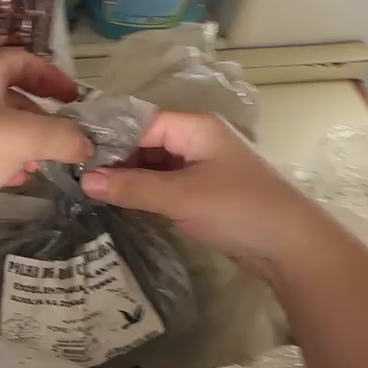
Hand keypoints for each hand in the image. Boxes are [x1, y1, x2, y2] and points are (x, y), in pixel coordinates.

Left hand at [0, 49, 92, 223]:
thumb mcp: (27, 136)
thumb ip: (64, 137)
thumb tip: (88, 145)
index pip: (21, 60)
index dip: (50, 75)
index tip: (73, 96)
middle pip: (10, 95)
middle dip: (40, 115)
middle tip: (62, 134)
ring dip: (24, 142)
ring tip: (44, 161)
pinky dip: (5, 161)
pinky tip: (18, 178)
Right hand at [79, 110, 315, 262]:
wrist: (291, 246)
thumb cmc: (238, 209)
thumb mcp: (179, 197)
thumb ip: (131, 188)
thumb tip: (86, 181)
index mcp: (195, 127)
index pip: (141, 121)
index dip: (109, 136)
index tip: (75, 155)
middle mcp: (198, 140)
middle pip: (145, 141)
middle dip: (116, 159)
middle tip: (79, 177)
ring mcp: (202, 166)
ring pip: (154, 164)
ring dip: (129, 177)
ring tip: (92, 191)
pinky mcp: (204, 191)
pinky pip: (165, 183)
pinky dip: (145, 191)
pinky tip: (121, 202)